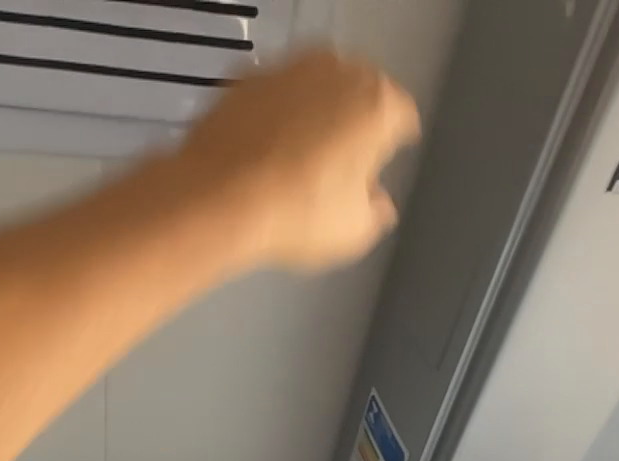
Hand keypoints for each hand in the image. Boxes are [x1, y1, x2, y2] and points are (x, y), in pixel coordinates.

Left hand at [174, 49, 420, 271]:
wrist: (217, 200)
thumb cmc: (294, 212)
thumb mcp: (354, 231)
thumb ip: (375, 213)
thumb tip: (377, 207)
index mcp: (378, 104)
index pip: (401, 118)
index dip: (393, 146)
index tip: (385, 161)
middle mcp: (336, 73)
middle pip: (357, 96)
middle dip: (352, 127)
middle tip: (341, 168)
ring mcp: (286, 71)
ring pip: (312, 94)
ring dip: (311, 121)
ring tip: (299, 165)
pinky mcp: (243, 82)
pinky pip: (270, 102)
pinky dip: (272, 123)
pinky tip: (264, 158)